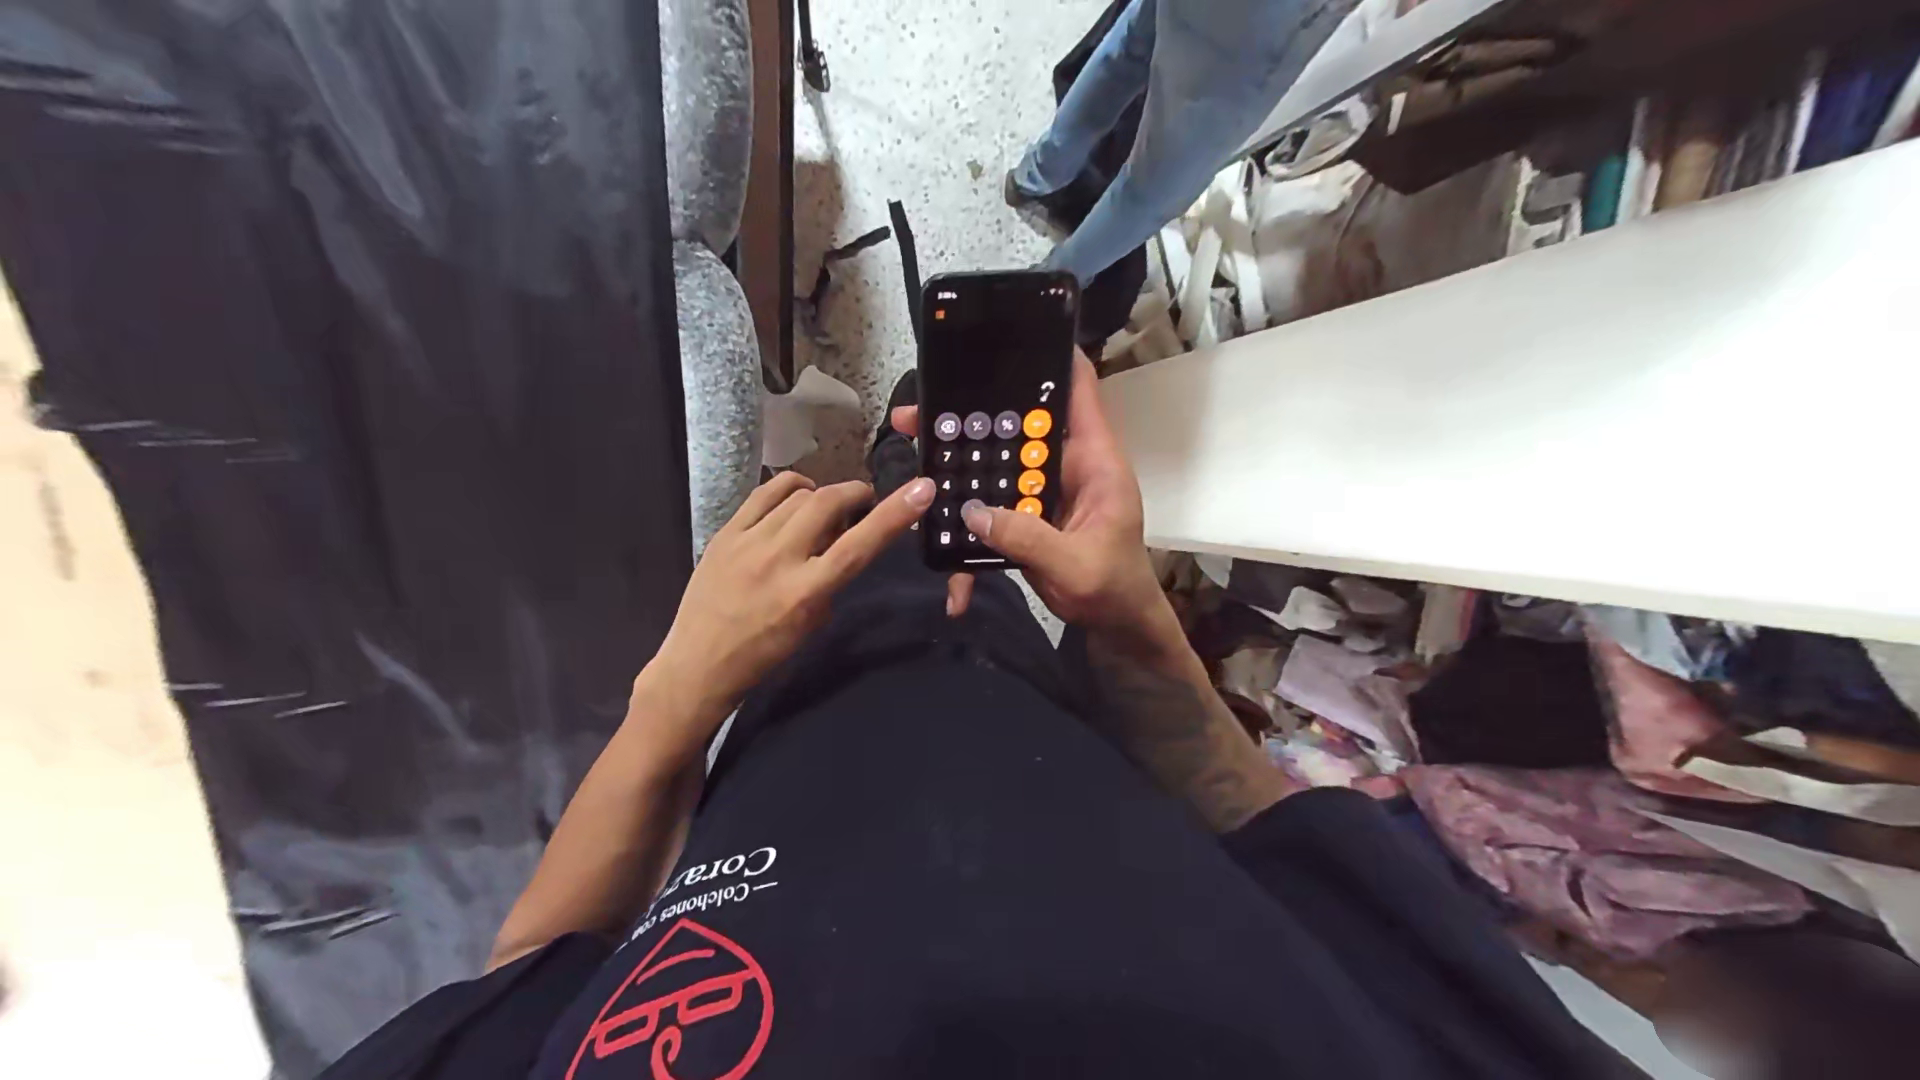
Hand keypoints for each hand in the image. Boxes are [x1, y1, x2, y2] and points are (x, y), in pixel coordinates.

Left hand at [636, 471, 934, 756]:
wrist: (698, 663)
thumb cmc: (765, 654)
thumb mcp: (812, 623)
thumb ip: (832, 579)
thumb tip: (841, 541)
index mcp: (806, 593)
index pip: (858, 545)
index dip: (894, 515)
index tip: (922, 489)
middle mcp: (778, 560)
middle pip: (828, 503)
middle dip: (856, 493)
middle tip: (864, 500)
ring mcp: (747, 542)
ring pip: (799, 494)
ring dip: (824, 494)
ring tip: (826, 509)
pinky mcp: (725, 533)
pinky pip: (765, 493)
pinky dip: (791, 487)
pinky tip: (797, 498)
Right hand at [891, 353, 1170, 644]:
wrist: (1115, 624)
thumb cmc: (1113, 589)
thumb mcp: (1075, 565)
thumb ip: (1028, 538)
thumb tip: (972, 512)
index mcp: (1094, 462)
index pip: (1080, 392)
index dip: (1054, 358)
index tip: (1013, 334)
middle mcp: (1067, 467)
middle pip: (1020, 428)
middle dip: (975, 419)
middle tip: (923, 413)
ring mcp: (1044, 493)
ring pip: (998, 465)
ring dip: (960, 465)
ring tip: (916, 454)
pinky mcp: (1027, 517)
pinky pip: (993, 510)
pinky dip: (969, 528)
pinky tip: (947, 558)